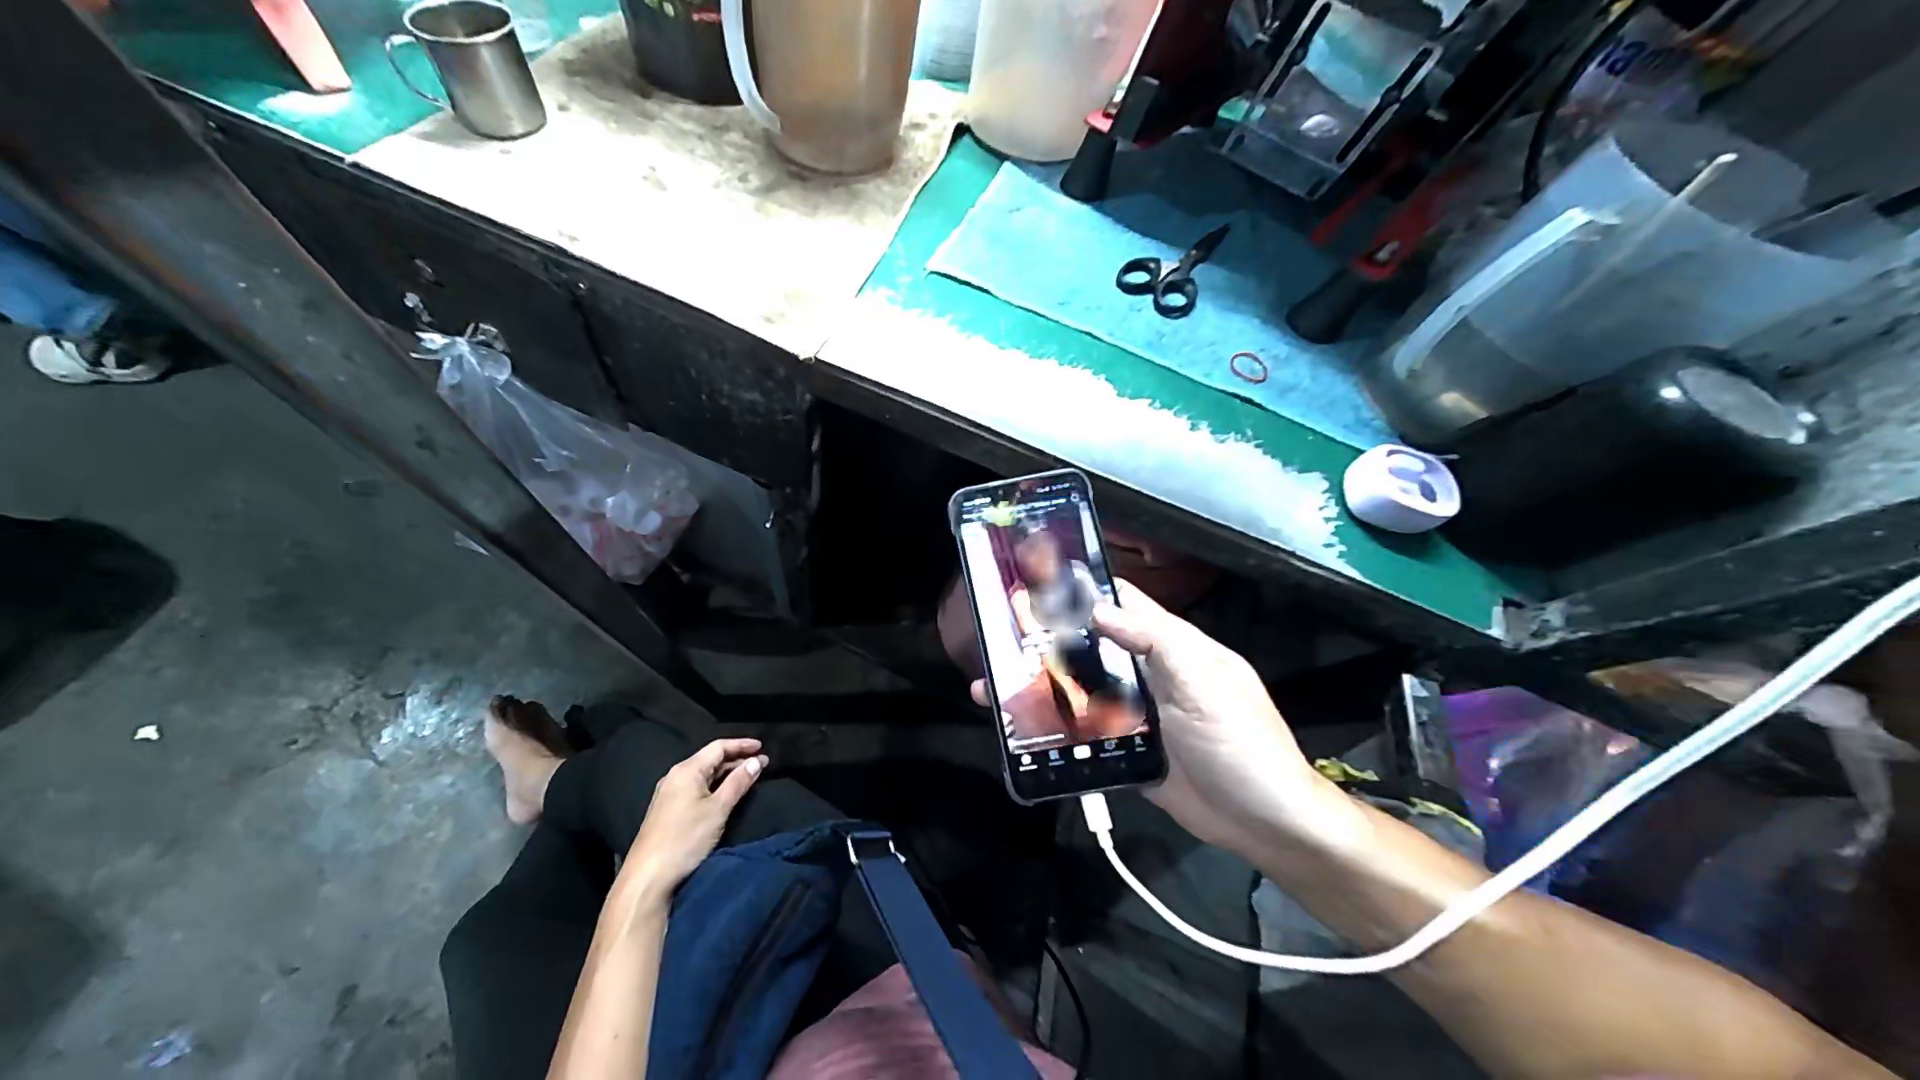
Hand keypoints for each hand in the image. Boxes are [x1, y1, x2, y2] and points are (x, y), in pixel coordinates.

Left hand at [627, 738, 767, 891]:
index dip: (742, 744)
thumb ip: (739, 782)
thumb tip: (757, 761)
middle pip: (710, 759)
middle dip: (737, 759)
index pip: (718, 747)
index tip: (763, 747)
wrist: (647, 876)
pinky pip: (696, 786)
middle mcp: (676, 776)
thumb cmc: (686, 838)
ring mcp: (669, 793)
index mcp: (687, 770)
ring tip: (748, 776)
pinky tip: (724, 793)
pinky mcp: (667, 808)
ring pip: (703, 774)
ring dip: (726, 773)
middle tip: (761, 764)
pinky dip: (714, 785)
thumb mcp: (718, 809)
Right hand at [979, 579, 1342, 856]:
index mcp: (1170, 645)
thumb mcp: (1203, 682)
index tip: (1033, 580)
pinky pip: (1083, 730)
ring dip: (1040, 687)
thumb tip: (1099, 609)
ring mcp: (1135, 712)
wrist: (1261, 822)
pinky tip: (1020, 728)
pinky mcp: (1125, 748)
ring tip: (993, 687)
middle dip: (1045, 642)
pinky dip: (1053, 727)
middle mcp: (1148, 672)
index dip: (1082, 588)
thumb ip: (1156, 641)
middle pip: (1090, 647)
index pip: (1122, 603)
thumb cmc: (1239, 741)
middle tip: (994, 640)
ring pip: (1080, 690)